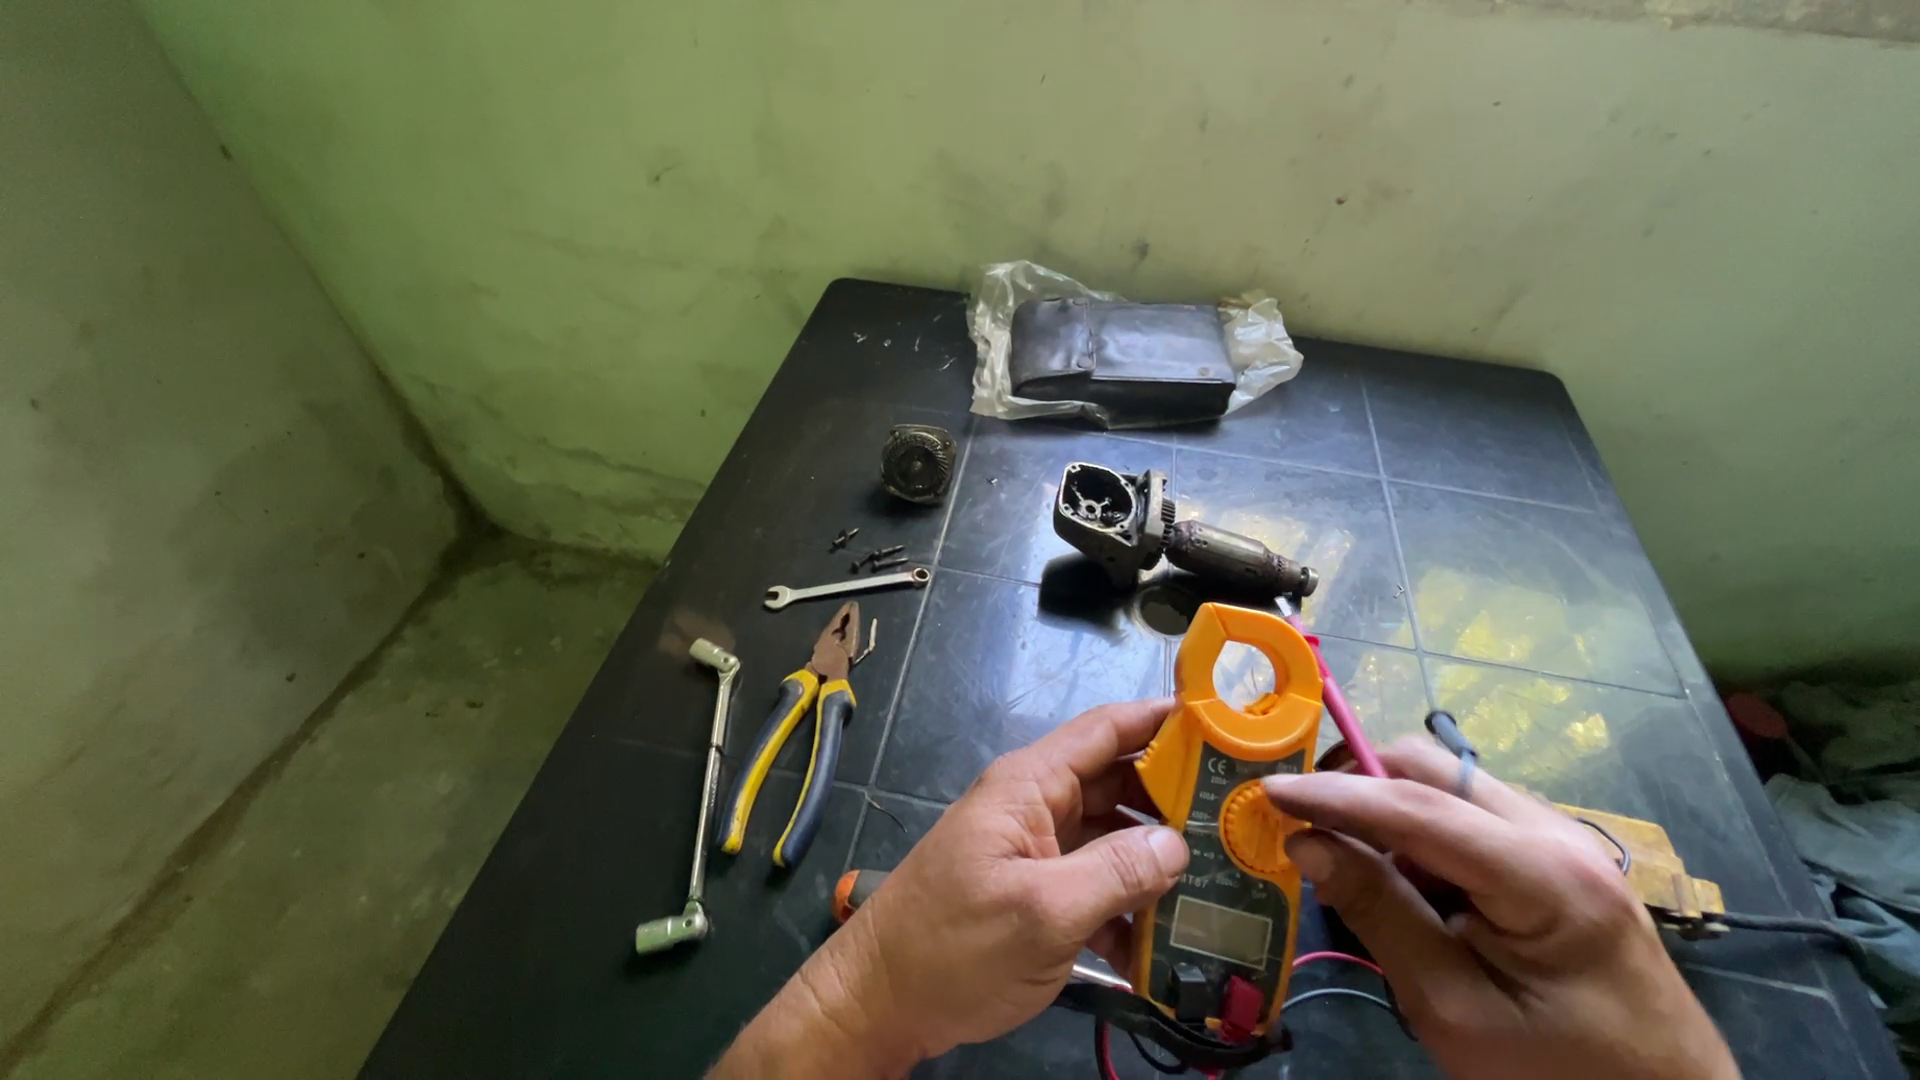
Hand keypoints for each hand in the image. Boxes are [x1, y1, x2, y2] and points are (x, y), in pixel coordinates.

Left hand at [710, 699, 1189, 1077]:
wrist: (882, 1000)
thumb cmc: (953, 945)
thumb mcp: (1041, 912)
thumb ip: (1115, 874)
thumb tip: (1179, 844)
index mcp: (1032, 784)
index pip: (1106, 730)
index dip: (1162, 721)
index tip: (1225, 726)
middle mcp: (1038, 805)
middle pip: (1118, 783)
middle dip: (1176, 797)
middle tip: (1242, 818)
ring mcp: (1038, 849)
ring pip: (1112, 835)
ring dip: (1158, 857)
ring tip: (1224, 877)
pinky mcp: (1039, 891)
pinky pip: (1096, 881)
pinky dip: (1129, 903)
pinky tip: (1168, 937)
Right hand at [1264, 738, 1738, 1079]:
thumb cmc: (1557, 1075)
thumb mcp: (1453, 1007)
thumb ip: (1379, 913)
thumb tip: (1305, 843)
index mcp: (1546, 875)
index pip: (1416, 807)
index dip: (1334, 793)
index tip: (1269, 790)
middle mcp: (1556, 832)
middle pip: (1430, 768)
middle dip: (1357, 783)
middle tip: (1304, 823)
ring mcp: (1558, 838)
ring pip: (1442, 782)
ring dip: (1383, 808)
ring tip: (1352, 865)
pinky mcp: (1550, 853)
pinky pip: (1462, 813)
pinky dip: (1413, 830)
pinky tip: (1404, 882)